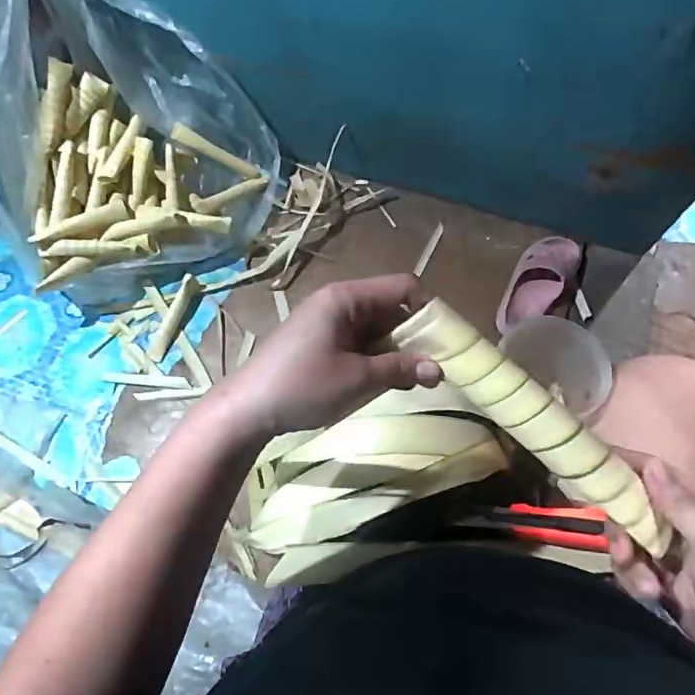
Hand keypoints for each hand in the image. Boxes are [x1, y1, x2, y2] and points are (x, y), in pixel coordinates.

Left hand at [211, 274, 441, 437]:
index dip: (429, 310)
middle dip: (415, 335)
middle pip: (390, 307)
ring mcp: (326, 322)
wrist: (248, 408)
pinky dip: (375, 357)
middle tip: (435, 367)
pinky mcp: (319, 342)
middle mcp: (337, 302)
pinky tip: (386, 382)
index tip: (446, 341)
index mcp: (346, 298)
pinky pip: (358, 342)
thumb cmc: (303, 386)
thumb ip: (401, 369)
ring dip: (396, 350)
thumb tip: (439, 369)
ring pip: (375, 328)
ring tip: (414, 380)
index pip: (403, 287)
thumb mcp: (358, 379)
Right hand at [610, 458, 694, 694]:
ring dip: (628, 560)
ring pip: (627, 542)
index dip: (630, 466)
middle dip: (623, 525)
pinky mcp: (658, 587)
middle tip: (623, 544)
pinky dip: (633, 582)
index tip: (596, 459)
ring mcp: (669, 559)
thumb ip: (679, 506)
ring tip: (645, 584)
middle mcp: (683, 529)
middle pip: (634, 509)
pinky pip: (630, 572)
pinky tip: (650, 596)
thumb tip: (651, 464)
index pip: (661, 476)